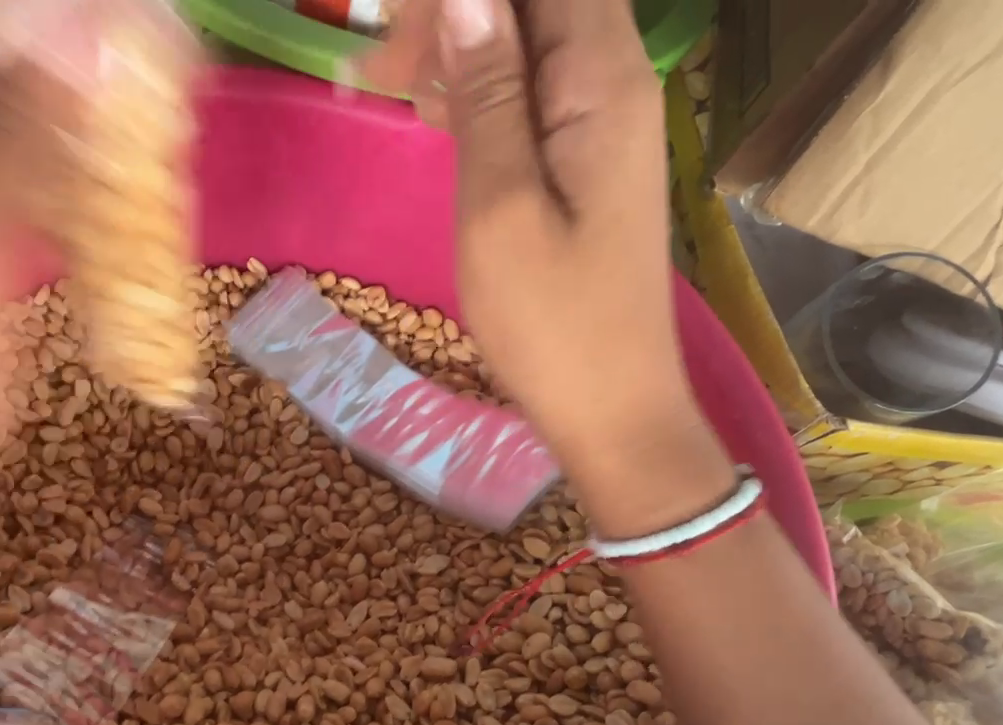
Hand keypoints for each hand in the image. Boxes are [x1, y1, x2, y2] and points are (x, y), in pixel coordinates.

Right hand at [367, 0, 735, 532]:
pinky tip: (436, 121)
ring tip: (398, 92)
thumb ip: (486, 97)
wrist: (611, 407)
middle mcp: (614, 82)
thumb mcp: (500, 209)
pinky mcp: (585, 161)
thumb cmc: (551, 323)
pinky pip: (530, 93)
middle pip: (536, 1)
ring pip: (528, 42)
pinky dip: (480, 95)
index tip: (403, 36)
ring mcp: (603, 124)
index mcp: (602, 79)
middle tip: (388, 71)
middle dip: (455, 17)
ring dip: (460, 51)